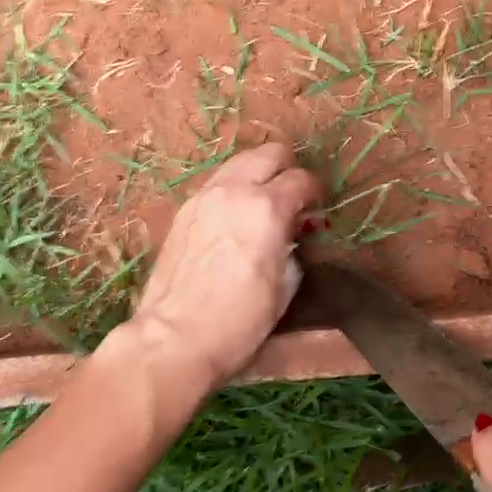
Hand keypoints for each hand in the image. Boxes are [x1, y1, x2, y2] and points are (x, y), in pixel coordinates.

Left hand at [127, 141, 320, 388]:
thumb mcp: (284, 287)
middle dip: (288, 169)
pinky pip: (218, 181)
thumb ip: (293, 247)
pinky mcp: (186, 208)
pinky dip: (234, 187)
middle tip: (293, 197)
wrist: (174, 338)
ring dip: (258, 173)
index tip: (316, 210)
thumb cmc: (238, 322)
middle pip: (271, 153)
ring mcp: (206, 195)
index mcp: (268, 208)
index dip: (315, 193)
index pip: (302, 180)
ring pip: (241, 160)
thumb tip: (291, 234)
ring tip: (263, 202)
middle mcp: (236, 190)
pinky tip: (235, 215)